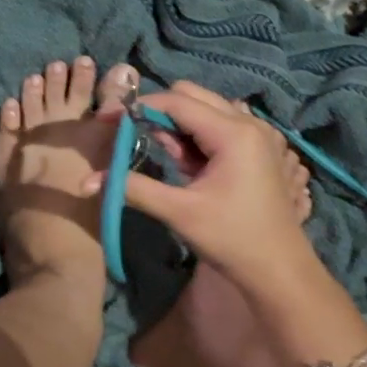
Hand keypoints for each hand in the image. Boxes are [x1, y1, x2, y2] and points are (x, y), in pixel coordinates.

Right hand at [103, 81, 317, 295]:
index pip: (177, 102)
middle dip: (161, 115)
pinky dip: (197, 141)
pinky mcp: (258, 149)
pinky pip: (219, 128)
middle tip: (144, 146)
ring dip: (180, 130)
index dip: (140, 107)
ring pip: (205, 112)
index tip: (111, 121)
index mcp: (234, 133)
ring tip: (175, 167)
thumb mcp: (178, 212)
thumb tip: (87, 181)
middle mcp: (249, 124)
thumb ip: (133, 188)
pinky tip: (192, 171)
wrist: (278, 269)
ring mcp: (258, 135)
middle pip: (193, 97)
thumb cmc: (231, 238)